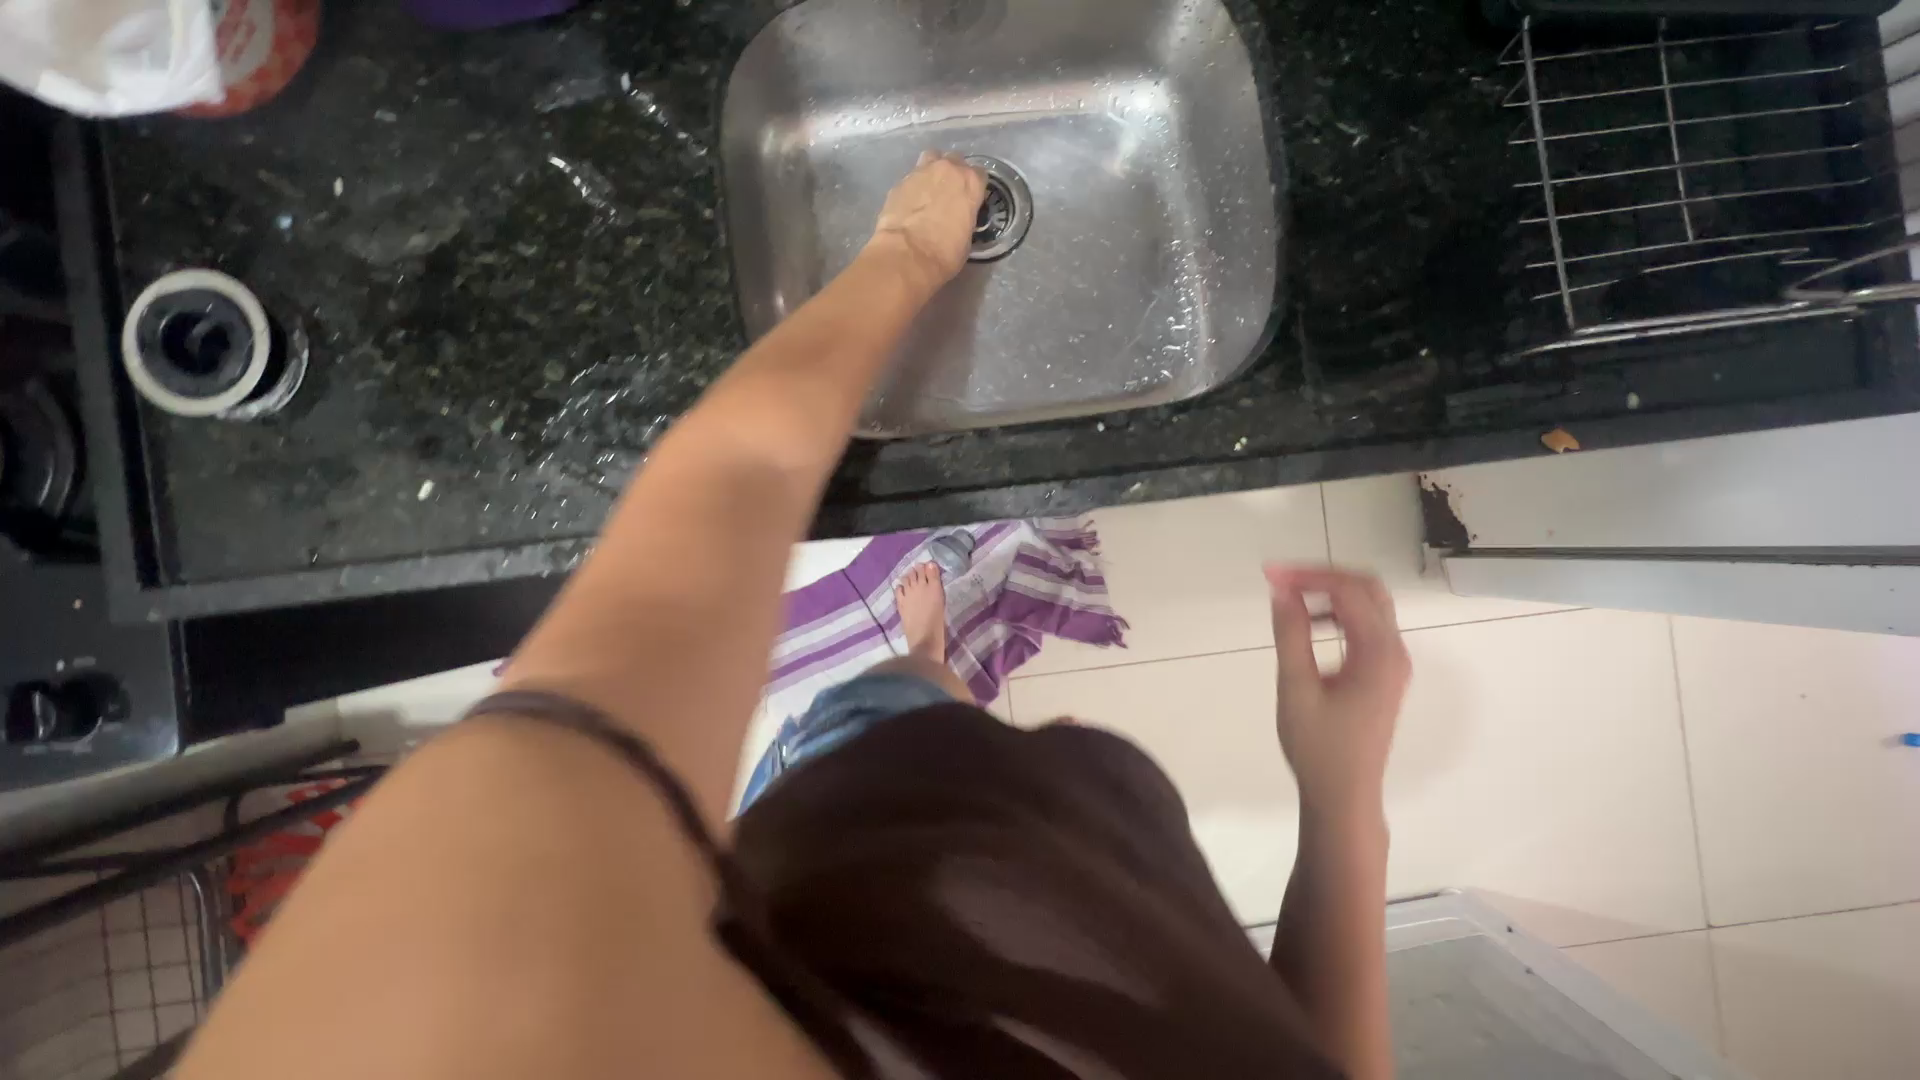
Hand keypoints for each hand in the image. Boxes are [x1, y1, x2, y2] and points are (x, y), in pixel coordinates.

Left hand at [868, 151, 986, 295]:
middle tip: (948, 194)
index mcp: (970, 182)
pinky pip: (911, 178)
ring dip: (932, 171)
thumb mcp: (966, 238)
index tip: (970, 201)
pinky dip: (913, 188)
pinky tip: (910, 204)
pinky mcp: (899, 182)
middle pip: (955, 161)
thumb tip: (958, 219)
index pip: (979, 175)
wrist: (907, 255)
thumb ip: (964, 217)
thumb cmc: (945, 253)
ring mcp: (921, 172)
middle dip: (953, 174)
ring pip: (931, 159)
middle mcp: (947, 169)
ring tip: (929, 191)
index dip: (974, 188)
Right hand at [1266, 565, 1410, 820]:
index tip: (1269, 575)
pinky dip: (1338, 614)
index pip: (1349, 591)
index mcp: (1378, 653)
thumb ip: (1291, 635)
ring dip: (1331, 594)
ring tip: (1290, 601)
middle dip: (1323, 576)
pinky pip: (1366, 627)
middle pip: (1368, 589)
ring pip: (1369, 606)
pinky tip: (1309, 627)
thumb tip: (1282, 591)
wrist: (1344, 795)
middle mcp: (1394, 651)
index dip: (1308, 575)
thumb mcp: (1296, 688)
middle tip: (1280, 580)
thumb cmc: (1318, 747)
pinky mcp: (1383, 674)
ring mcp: (1393, 663)